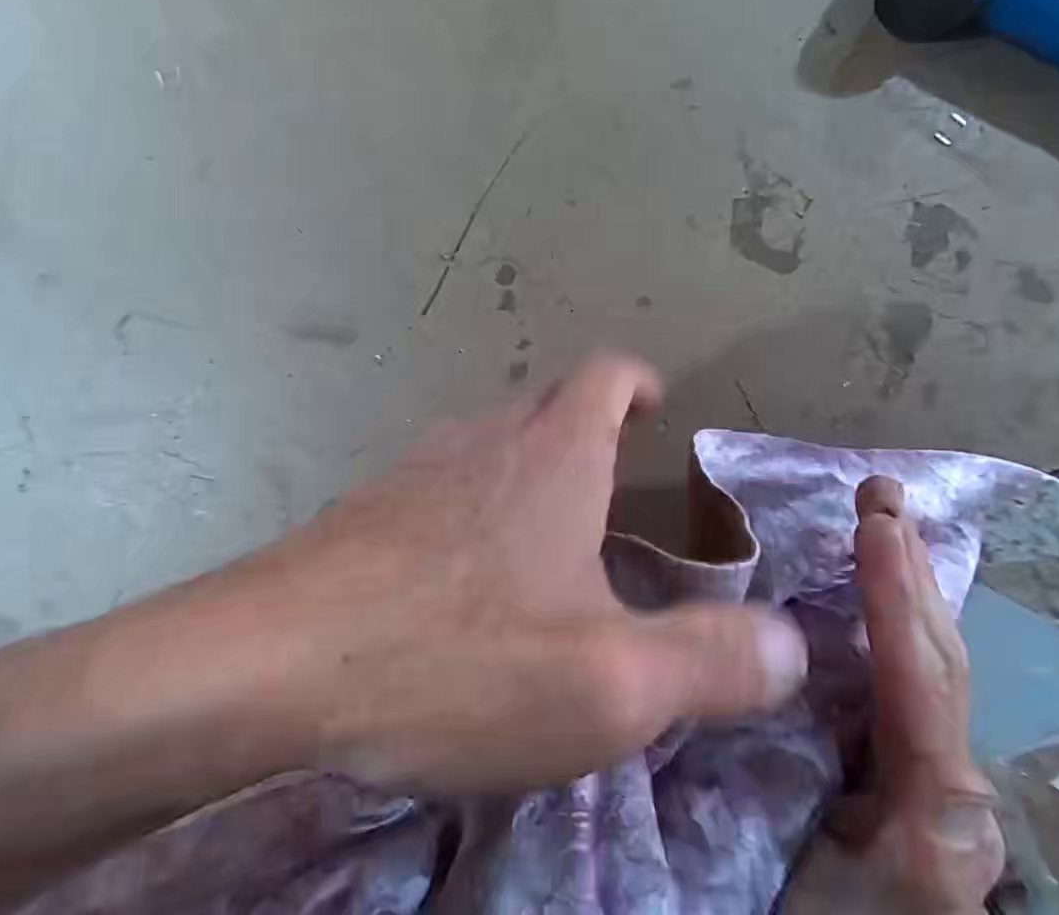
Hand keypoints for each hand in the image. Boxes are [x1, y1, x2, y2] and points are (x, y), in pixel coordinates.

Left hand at [135, 353, 808, 794]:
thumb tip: (792, 645)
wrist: (266, 670)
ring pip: (487, 443)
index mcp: (552, 455)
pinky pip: (436, 489)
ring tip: (546, 531)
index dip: (638, 383)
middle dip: (585, 425)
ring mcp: (413, 470)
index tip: (655, 407)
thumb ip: (713, 661)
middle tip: (609, 480)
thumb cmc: (456, 659)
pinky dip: (466, 510)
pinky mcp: (362, 512)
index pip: (606, 377)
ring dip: (524, 467)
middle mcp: (483, 439)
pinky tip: (460, 577)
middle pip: (546, 401)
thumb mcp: (610, 682)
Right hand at [833, 477, 1004, 912]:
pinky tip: (874, 586)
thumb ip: (903, 816)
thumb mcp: (883, 880)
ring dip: (905, 579)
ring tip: (883, 520)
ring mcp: (930, 759)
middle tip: (882, 491)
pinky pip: (896, 674)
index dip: (895, 601)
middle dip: (912, 566)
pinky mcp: (903, 760)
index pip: (918, 678)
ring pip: (925, 654)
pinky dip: (889, 617)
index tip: (877, 526)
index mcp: (941, 794)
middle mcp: (949, 765)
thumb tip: (893, 757)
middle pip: (936, 650)